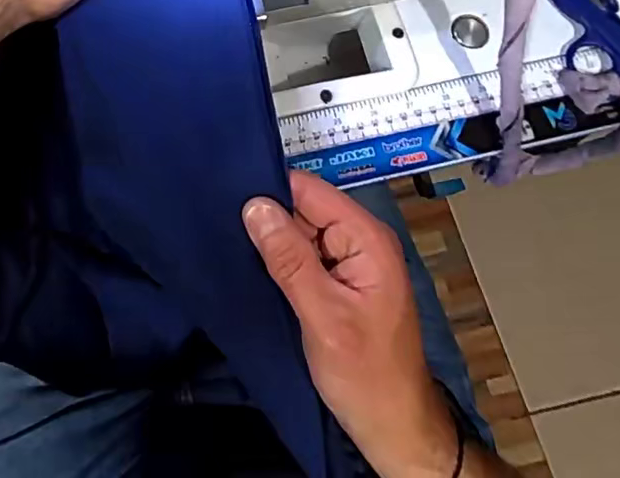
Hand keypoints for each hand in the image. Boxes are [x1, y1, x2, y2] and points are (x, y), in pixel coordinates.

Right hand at [243, 171, 461, 477]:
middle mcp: (360, 239)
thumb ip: (289, 258)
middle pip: (305, 208)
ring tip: (232, 242)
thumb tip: (255, 206)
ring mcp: (351, 260)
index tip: (228, 194)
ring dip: (273, 240)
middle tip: (223, 224)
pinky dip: (283, 260)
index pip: (310, 191)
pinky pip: (306, 254)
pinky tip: (256, 265)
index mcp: (366, 237)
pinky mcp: (340, 280)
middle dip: (269, 216)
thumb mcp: (323, 316)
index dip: (272, 190)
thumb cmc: (367, 375)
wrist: (395, 430)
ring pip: (302, 231)